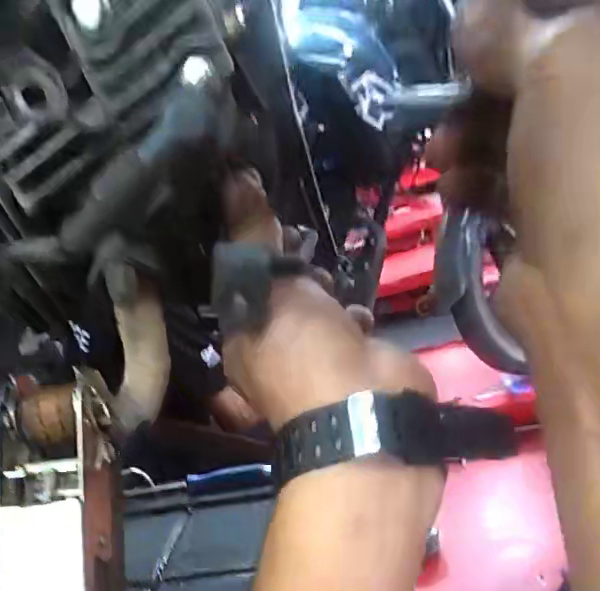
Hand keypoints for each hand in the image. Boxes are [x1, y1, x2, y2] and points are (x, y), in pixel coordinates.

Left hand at [219, 170, 433, 430]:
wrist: (366, 404)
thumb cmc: (304, 350)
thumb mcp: (270, 287)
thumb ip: (254, 235)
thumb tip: (232, 177)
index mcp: (239, 344)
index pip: (238, 290)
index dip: (250, 255)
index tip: (263, 221)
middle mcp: (271, 355)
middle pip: (279, 298)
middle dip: (291, 271)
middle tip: (298, 247)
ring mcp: (313, 361)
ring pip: (315, 310)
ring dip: (324, 292)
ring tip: (328, 279)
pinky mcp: (352, 363)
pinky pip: (348, 326)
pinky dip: (353, 316)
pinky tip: (357, 313)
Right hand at [427, 0, 599, 282]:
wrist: (592, 282)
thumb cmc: (595, 152)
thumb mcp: (556, 60)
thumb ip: (507, 30)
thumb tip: (470, 19)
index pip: (595, 0)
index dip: (528, 8)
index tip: (481, 15)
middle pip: (550, 64)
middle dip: (489, 76)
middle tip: (451, 83)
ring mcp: (594, 161)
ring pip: (520, 127)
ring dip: (470, 134)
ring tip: (440, 150)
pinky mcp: (556, 212)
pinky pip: (508, 179)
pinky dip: (476, 180)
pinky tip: (452, 187)